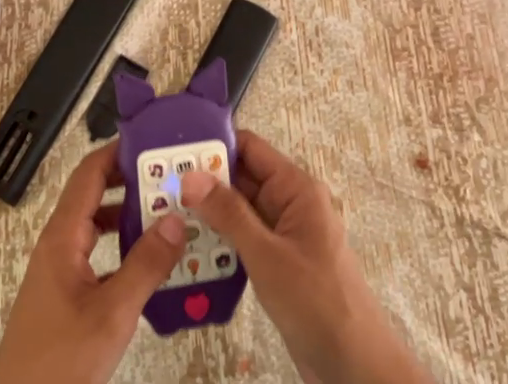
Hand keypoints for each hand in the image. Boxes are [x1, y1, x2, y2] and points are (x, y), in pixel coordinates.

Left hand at [0, 141, 187, 383]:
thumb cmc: (62, 359)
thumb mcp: (113, 312)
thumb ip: (146, 264)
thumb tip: (176, 218)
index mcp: (62, 236)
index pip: (89, 174)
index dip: (118, 152)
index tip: (155, 143)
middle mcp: (59, 243)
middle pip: (95, 195)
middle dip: (132, 183)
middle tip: (174, 178)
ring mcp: (61, 268)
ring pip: (97, 226)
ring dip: (130, 217)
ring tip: (172, 214)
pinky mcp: (67, 292)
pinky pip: (99, 254)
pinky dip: (124, 249)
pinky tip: (154, 262)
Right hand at [181, 132, 430, 383]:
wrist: (352, 364)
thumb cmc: (316, 300)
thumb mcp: (267, 254)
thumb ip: (228, 213)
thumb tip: (191, 176)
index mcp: (296, 189)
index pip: (250, 149)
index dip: (213, 145)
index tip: (172, 149)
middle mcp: (289, 204)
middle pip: (240, 179)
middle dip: (202, 181)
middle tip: (155, 184)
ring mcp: (282, 234)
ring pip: (237, 211)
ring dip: (206, 215)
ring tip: (162, 214)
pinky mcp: (276, 262)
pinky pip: (241, 239)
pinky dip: (218, 241)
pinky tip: (186, 249)